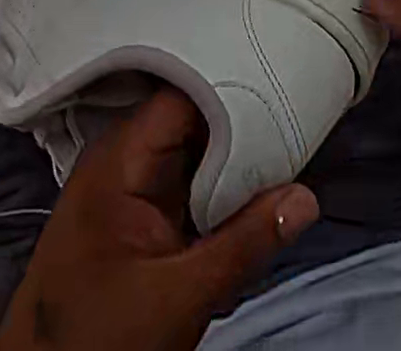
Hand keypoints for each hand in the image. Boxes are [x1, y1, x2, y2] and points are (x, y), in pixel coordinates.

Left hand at [0, 87, 320, 350]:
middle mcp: (123, 156)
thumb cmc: (96, 335)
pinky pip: (188, 174)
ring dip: (234, 145)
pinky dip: (221, 174)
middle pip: (188, 116)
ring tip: (287, 127)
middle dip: (239, 112)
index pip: (180, 97)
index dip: (227, 83)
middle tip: (292, 103)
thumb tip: (305, 197)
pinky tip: (258, 170)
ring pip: (192, 146)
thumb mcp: (176, 296)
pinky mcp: (142, 208)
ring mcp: (132, 182)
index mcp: (119, 158)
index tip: (276, 76)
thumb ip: (243, 244)